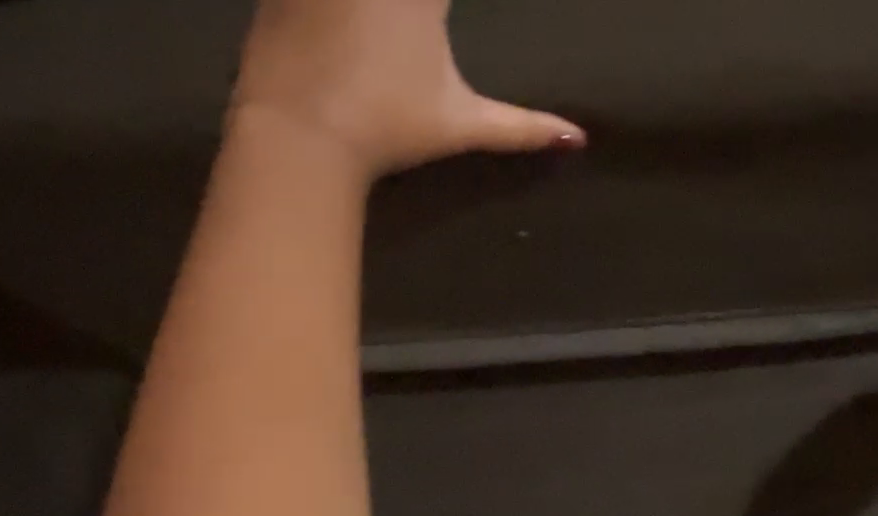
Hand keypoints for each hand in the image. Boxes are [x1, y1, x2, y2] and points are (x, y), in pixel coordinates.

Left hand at [235, 0, 584, 178]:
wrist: (300, 135)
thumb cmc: (389, 130)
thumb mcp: (461, 127)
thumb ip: (522, 127)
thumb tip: (577, 139)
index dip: (439, 7)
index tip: (443, 15)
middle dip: (413, 8)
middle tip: (414, 33)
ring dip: (372, 8)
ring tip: (379, 31)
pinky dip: (324, 8)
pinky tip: (336, 23)